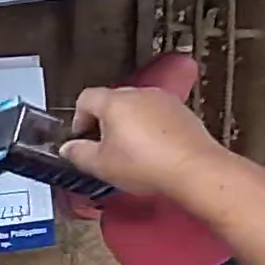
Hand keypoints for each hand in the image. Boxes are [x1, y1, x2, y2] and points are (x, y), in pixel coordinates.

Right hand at [59, 85, 229, 197]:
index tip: (81, 137)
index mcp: (114, 102)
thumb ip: (77, 153)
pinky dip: (150, 130)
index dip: (78, 118)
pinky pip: (156, 116)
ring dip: (127, 126)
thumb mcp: (99, 165)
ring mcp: (164, 101)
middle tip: (103, 148)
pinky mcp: (183, 113)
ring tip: (129, 153)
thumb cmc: (147, 164)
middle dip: (103, 122)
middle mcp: (139, 94)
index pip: (85, 98)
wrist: (196, 170)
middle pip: (110, 101)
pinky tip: (151, 153)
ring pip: (135, 108)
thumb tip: (69, 149)